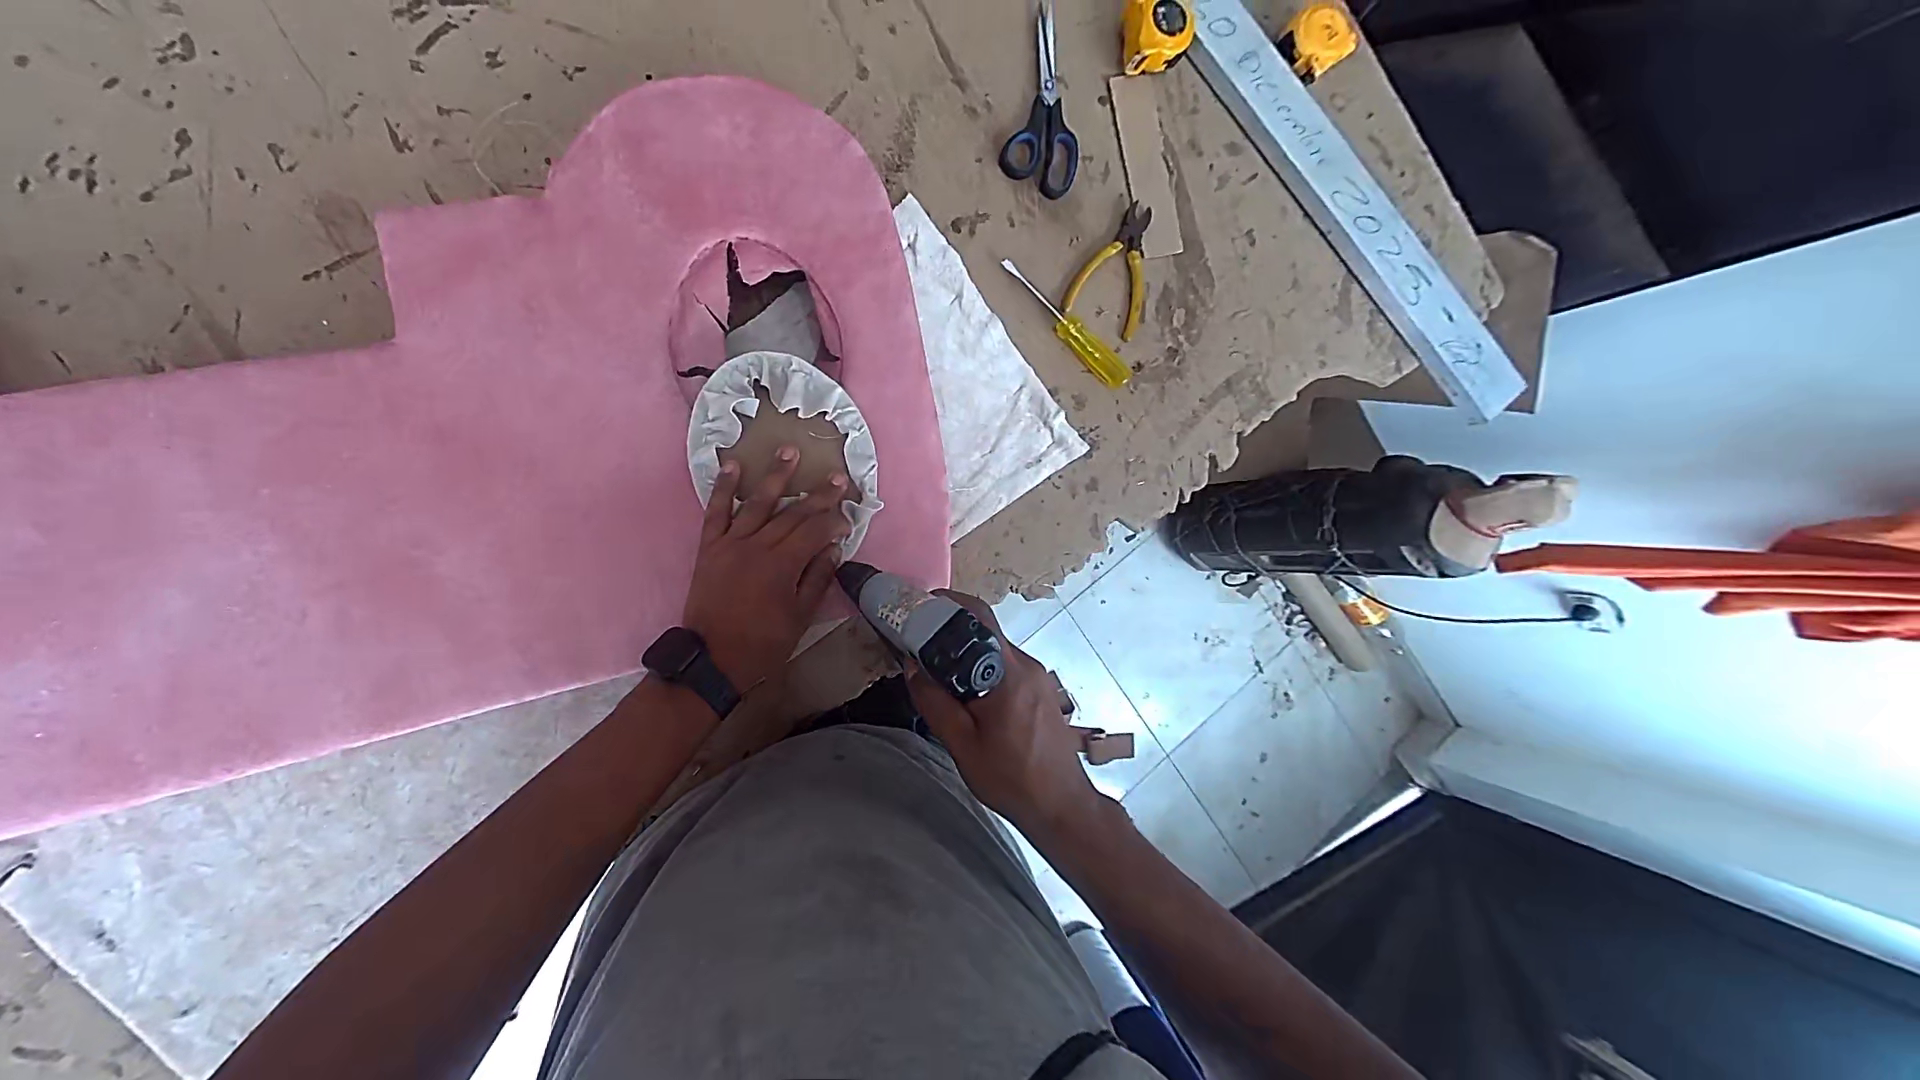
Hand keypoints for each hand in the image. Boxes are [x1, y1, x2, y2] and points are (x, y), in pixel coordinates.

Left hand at [682, 447, 848, 692]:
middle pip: (793, 514)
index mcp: (783, 566)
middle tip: (837, 477)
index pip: (815, 531)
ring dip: (775, 477)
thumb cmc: (762, 644)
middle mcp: (758, 547)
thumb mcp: (799, 617)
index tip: (848, 519)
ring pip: (758, 504)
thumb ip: (817, 579)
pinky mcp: (709, 548)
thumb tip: (833, 548)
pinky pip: (716, 512)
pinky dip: (724, 488)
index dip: (835, 521)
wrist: (711, 660)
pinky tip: (732, 466)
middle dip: (818, 495)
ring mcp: (731, 544)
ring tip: (788, 451)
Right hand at [905, 592, 1109, 840]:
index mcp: (1007, 675)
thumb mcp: (961, 745)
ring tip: (937, 668)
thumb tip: (912, 667)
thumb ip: (935, 702)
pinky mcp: (1040, 689)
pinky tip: (966, 690)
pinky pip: (1006, 665)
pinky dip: (983, 666)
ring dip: (966, 651)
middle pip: (986, 628)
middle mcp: (1026, 666)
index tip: (916, 611)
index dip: (944, 606)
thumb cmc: (1012, 779)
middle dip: (951, 625)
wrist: (1062, 805)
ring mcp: (1037, 676)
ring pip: (995, 648)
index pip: (977, 618)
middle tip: (918, 636)